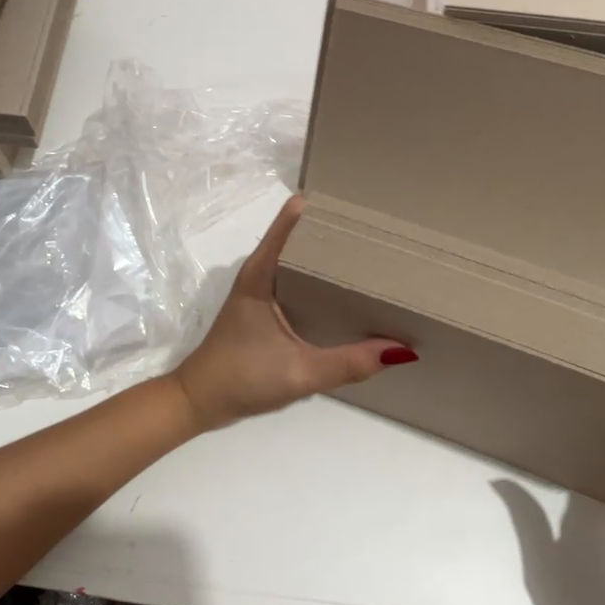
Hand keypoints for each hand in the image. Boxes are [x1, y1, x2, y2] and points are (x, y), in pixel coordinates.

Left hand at [170, 196, 413, 430]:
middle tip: (385, 230)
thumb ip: (349, 362)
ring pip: (304, 260)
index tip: (363, 203)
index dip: (326, 207)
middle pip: (304, 236)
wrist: (202, 401)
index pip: (294, 220)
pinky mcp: (268, 307)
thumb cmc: (242, 378)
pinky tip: (351, 293)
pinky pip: (302, 282)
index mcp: (263, 272)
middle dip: (340, 231)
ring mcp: (264, 289)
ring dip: (333, 257)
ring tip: (379, 255)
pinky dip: (324, 280)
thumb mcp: (300, 373)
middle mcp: (263, 271)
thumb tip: (402, 350)